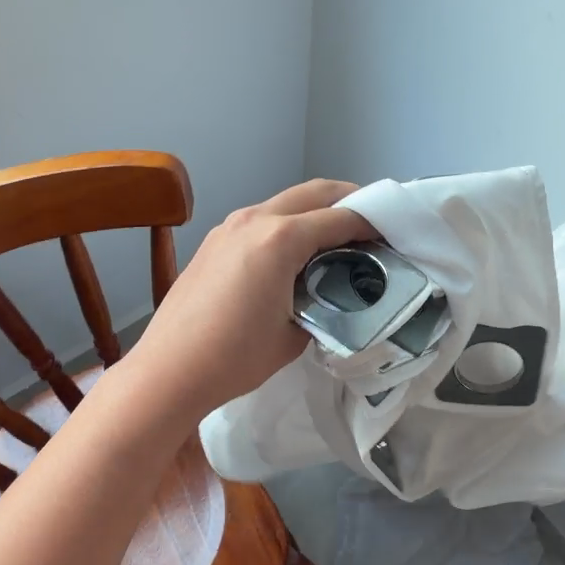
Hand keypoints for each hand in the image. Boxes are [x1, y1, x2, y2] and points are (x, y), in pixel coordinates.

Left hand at [124, 179, 373, 419]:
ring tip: (337, 240)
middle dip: (349, 201)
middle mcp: (254, 220)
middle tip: (373, 223)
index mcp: (280, 239)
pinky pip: (261, 220)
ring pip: (284, 203)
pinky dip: (286, 226)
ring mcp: (228, 227)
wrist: (168, 372)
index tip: (395, 234)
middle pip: (314, 193)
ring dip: (314, 212)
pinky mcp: (213, 242)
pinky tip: (293, 257)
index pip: (341, 217)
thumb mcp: (294, 335)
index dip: (374, 222)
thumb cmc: (235, 358)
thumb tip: (330, 296)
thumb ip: (321, 305)